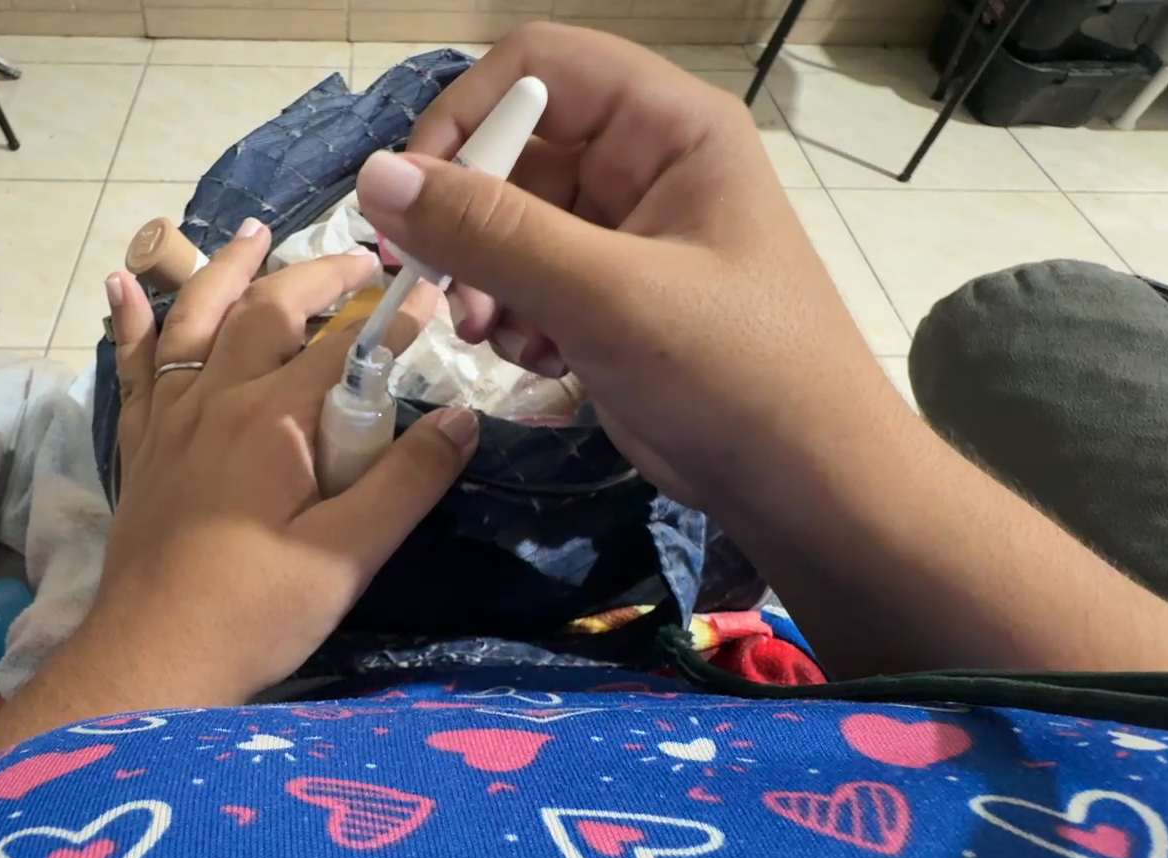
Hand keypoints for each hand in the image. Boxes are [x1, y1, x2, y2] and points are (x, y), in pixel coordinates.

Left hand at [75, 221, 476, 703]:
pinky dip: (133, 323)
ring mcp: (171, 422)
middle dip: (318, 275)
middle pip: (266, 312)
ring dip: (226, 271)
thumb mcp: (348, 555)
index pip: (343, 348)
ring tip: (252, 231)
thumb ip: (407, 482)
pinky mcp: (143, 450)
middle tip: (360, 256)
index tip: (431, 294)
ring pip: (194, 322)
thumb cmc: (256, 612)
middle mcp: (215, 402)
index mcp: (272, 421)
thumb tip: (461, 419)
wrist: (154, 658)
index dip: (391, 319)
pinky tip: (122, 286)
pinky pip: (136, 369)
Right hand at [354, 23, 908, 513]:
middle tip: (444, 297)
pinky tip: (541, 363)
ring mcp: (617, 243)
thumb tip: (375, 178)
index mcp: (662, 128)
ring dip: (485, 287)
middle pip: (511, 159)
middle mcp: (636, 171)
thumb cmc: (727, 369)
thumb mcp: (605, 295)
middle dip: (468, 231)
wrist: (792, 477)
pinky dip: (514, 324)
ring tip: (498, 340)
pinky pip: (525, 289)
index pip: (536, 69)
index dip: (462, 119)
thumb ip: (490, 234)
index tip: (410, 200)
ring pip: (507, 234)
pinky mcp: (601, 304)